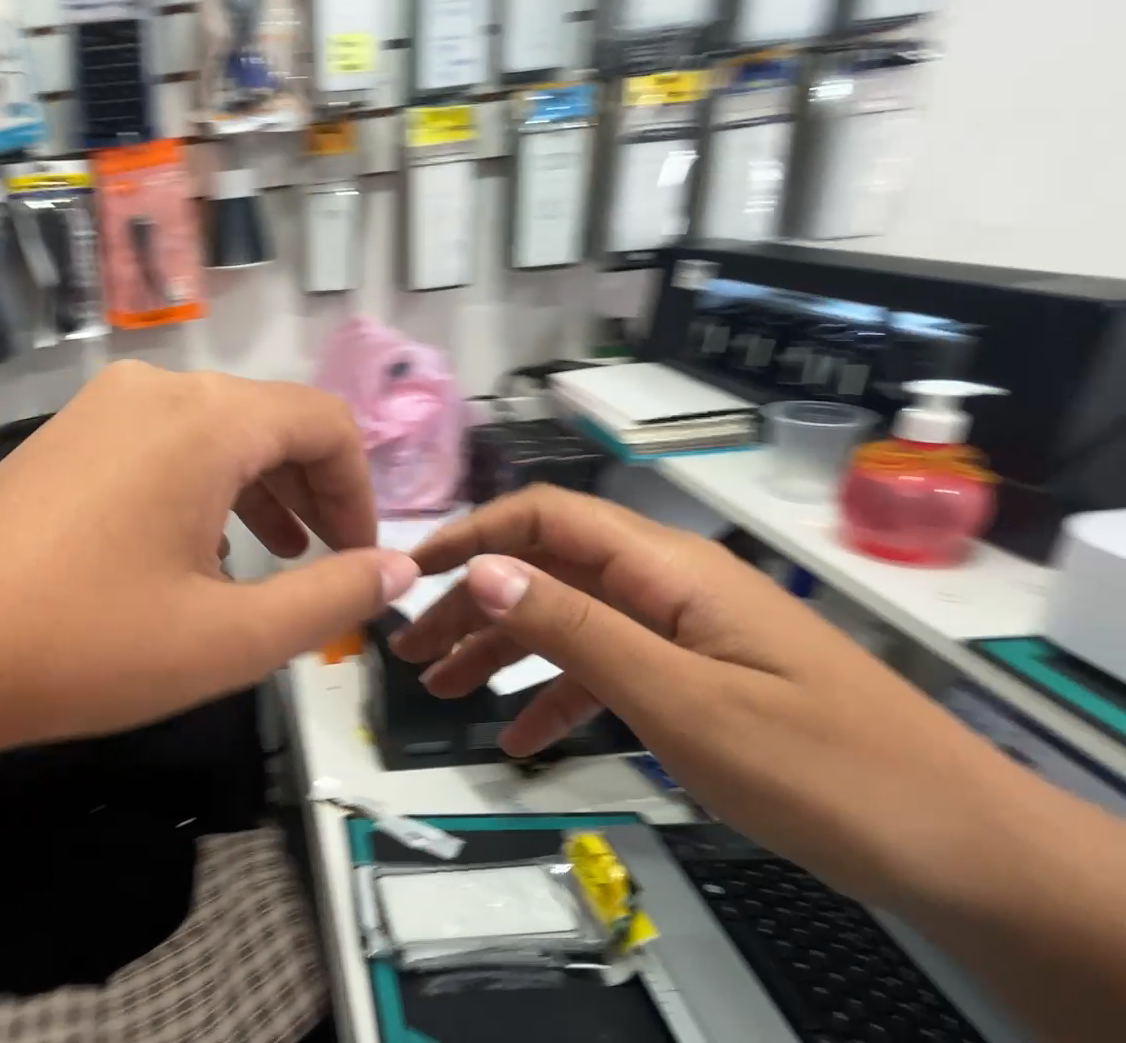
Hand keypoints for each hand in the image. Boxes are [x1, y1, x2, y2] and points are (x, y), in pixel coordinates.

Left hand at [0, 362, 418, 750]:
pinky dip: (195, 493)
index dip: (359, 493)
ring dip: (254, 494)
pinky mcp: (57, 442)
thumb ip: (329, 599)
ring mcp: (94, 411)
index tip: (361, 562)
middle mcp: (151, 391)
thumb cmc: (83, 644)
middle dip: (310, 493)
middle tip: (323, 566)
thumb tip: (396, 569)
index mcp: (204, 420)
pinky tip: (184, 558)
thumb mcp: (227, 638)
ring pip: (208, 436)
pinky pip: (155, 450)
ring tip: (264, 565)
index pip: (323, 425)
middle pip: (266, 423)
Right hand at [389, 486, 1032, 904]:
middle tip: (406, 652)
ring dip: (499, 651)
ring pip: (566, 622)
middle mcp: (667, 585)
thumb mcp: (679, 700)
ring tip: (439, 690)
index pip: (544, 519)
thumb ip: (573, 629)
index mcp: (665, 569)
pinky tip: (518, 737)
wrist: (962, 850)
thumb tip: (482, 570)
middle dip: (468, 605)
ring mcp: (682, 631)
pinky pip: (605, 671)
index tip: (407, 574)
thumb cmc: (819, 768)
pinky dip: (554, 696)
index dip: (469, 536)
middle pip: (544, 572)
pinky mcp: (695, 676)